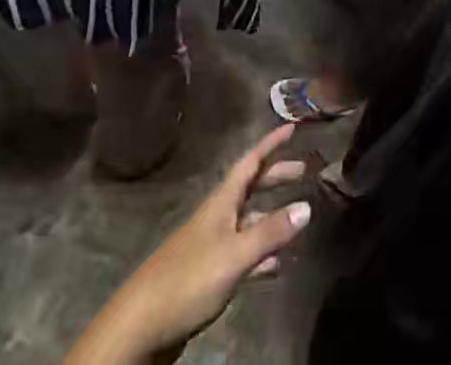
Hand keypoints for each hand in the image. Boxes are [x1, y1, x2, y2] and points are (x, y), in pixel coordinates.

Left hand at [67, 126, 310, 364]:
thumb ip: (270, 232)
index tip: (291, 127)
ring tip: (300, 223)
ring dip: (274, 218)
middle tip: (306, 171)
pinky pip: (245, 254)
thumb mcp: (234, 254)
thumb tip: (307, 206)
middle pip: (250, 188)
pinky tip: (279, 265)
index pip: (249, 163)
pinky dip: (264, 254)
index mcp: (221, 203)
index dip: (270, 144)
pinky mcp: (210, 273)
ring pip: (249, 222)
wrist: (144, 322)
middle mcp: (217, 217)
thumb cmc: (189, 278)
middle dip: (276, 177)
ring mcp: (213, 244)